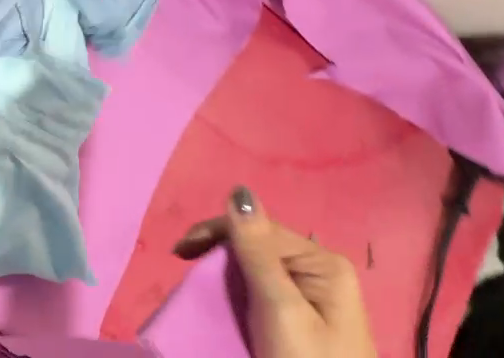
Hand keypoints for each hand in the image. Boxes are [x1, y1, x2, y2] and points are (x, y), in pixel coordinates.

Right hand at [173, 187, 374, 357]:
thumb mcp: (279, 309)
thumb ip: (257, 251)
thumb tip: (239, 190)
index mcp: (323, 263)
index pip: (256, 227)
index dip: (215, 233)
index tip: (180, 254)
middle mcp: (321, 270)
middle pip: (256, 243)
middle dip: (218, 251)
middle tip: (184, 265)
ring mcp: (315, 293)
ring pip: (256, 263)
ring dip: (225, 269)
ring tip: (199, 280)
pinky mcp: (305, 314)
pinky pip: (263, 285)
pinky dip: (238, 286)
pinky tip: (224, 293)